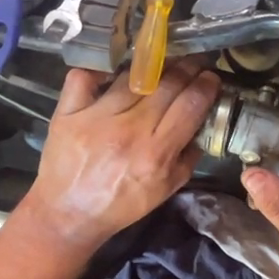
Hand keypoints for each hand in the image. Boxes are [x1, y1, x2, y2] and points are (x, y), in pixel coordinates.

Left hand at [14, 64, 220, 254]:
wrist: (67, 214)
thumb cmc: (121, 203)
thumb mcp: (168, 187)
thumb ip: (190, 155)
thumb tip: (204, 121)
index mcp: (156, 151)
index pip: (192, 102)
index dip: (207, 84)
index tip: (211, 78)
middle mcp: (129, 129)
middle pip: (168, 82)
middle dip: (188, 67)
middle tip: (193, 64)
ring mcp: (96, 117)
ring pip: (134, 75)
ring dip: (152, 67)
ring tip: (159, 66)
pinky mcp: (69, 112)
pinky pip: (85, 77)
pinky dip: (99, 70)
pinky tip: (111, 73)